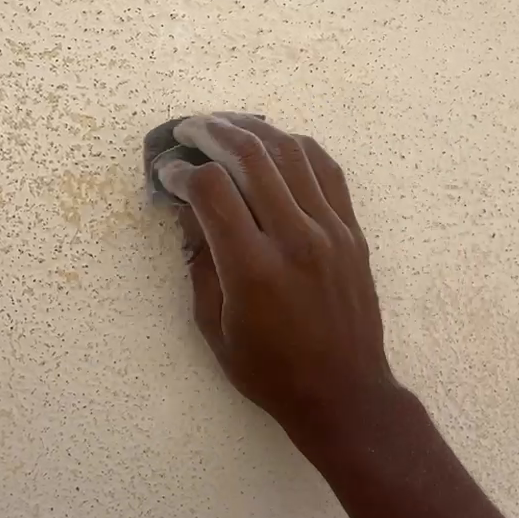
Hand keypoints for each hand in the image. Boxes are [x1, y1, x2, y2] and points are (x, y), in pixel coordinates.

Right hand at [157, 115, 400, 439]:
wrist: (345, 393)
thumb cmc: (269, 371)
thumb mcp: (213, 327)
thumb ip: (198, 262)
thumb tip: (186, 210)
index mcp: (253, 270)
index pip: (212, 190)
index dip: (180, 172)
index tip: (166, 174)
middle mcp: (295, 239)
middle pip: (251, 156)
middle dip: (211, 132)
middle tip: (188, 130)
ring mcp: (331, 230)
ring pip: (291, 152)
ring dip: (252, 129)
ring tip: (225, 125)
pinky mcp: (352, 230)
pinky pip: (326, 169)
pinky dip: (296, 147)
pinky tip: (274, 143)